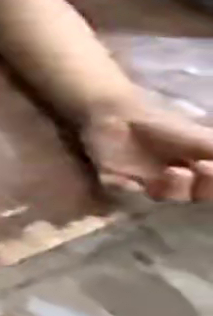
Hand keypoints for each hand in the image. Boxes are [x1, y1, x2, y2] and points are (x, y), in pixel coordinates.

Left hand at [81, 100, 212, 200]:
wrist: (122, 115)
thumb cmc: (173, 130)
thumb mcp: (212, 145)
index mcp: (203, 182)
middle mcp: (176, 188)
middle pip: (197, 200)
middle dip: (208, 187)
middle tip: (205, 166)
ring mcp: (144, 185)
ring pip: (164, 198)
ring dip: (175, 187)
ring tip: (178, 170)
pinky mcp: (112, 179)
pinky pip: (120, 193)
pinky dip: (127, 190)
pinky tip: (133, 184)